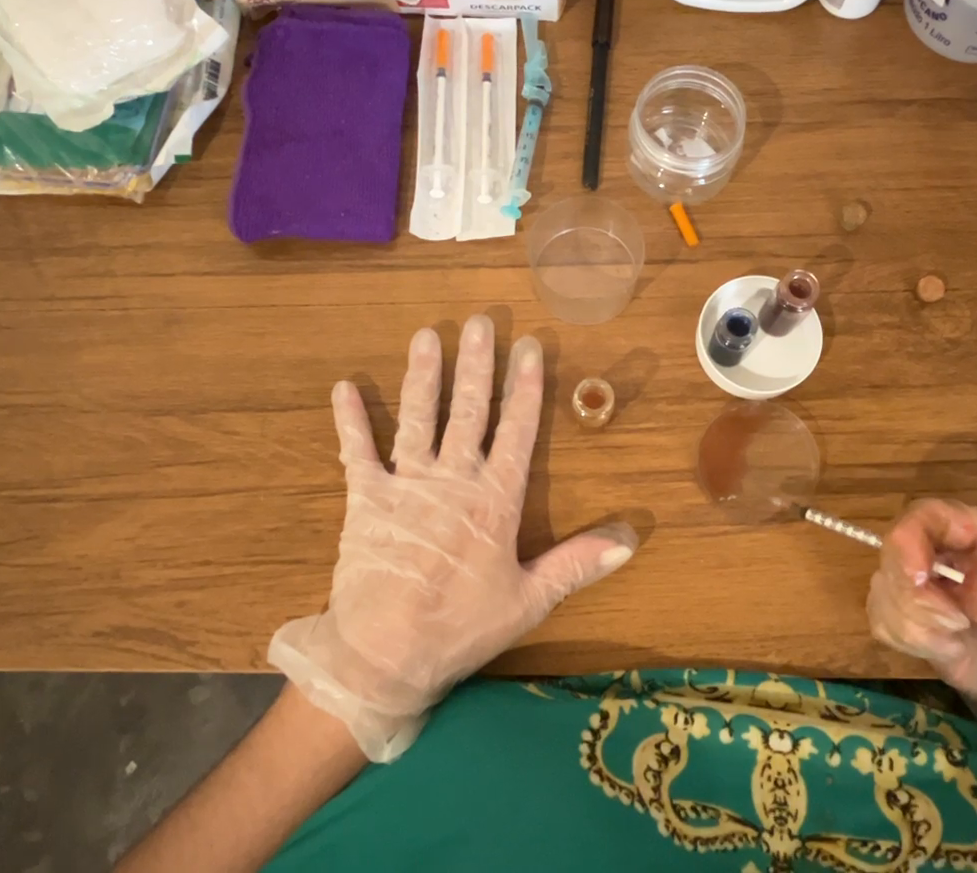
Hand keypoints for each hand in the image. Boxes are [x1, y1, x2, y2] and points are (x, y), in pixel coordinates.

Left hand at [268, 316, 637, 761]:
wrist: (384, 655)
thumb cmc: (462, 627)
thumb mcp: (529, 599)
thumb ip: (578, 563)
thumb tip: (632, 536)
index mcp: (495, 499)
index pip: (516, 431)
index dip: (524, 387)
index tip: (528, 348)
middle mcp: (453, 479)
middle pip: (468, 410)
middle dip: (476, 364)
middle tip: (480, 322)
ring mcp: (406, 484)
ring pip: (417, 417)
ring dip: (422, 375)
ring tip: (426, 336)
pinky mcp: (364, 498)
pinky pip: (357, 451)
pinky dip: (350, 420)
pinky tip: (344, 387)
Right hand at [867, 499, 976, 813]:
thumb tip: (972, 581)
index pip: (931, 517)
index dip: (911, 537)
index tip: (916, 575)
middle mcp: (956, 562)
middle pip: (897, 551)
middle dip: (909, 590)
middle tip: (950, 625)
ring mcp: (939, 599)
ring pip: (885, 587)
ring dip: (907, 617)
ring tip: (953, 643)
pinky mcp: (928, 635)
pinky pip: (887, 621)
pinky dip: (902, 636)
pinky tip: (943, 653)